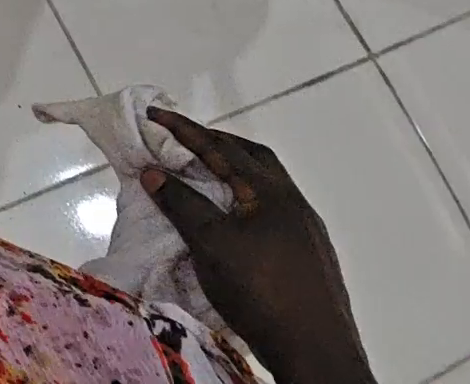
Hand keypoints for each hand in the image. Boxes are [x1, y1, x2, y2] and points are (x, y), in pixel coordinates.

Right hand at [141, 107, 376, 383]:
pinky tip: (225, 210)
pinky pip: (269, 205)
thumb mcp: (209, 243)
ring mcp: (305, 232)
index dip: (185, 129)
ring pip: (265, 182)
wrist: (317, 356)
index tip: (153, 113)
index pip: (223, 149)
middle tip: (180, 138)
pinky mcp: (306, 254)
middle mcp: (294, 206)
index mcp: (273, 196)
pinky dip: (241, 192)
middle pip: (254, 158)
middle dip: (215, 142)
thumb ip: (180, 202)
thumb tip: (153, 171)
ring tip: (198, 170)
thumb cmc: (260, 291)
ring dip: (231, 168)